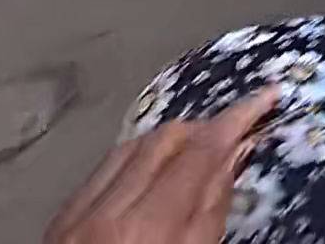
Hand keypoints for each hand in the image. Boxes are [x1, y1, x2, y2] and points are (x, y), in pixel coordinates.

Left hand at [44, 88, 276, 243]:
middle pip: (167, 136)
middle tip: (229, 138)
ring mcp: (73, 217)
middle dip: (204, 128)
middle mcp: (107, 212)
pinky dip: (136, 158)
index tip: (269, 95)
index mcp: (147, 230)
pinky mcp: (55, 225)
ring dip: (171, 140)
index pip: (203, 148)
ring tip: (192, 155)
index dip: (241, 115)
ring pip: (134, 144)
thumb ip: (213, 206)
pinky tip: (151, 173)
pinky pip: (104, 168)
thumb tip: (235, 150)